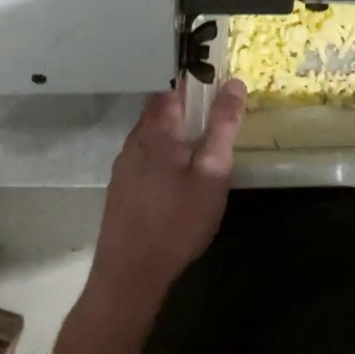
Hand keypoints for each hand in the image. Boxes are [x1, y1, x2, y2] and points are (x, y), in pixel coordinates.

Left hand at [88, 77, 246, 293]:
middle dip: (189, 107)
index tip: (219, 84)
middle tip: (216, 120)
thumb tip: (234, 84)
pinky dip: (164, 153)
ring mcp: (124, 163)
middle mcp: (135, 139)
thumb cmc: (177, 221)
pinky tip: (178, 178)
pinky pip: (145, 155)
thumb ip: (223, 126)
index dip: (197, 80)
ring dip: (176, 132)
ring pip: (153, 133)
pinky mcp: (120, 186)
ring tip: (201, 149)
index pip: (174, 85)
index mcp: (157, 129)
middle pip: (162, 107)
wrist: (129, 276)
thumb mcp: (212, 173)